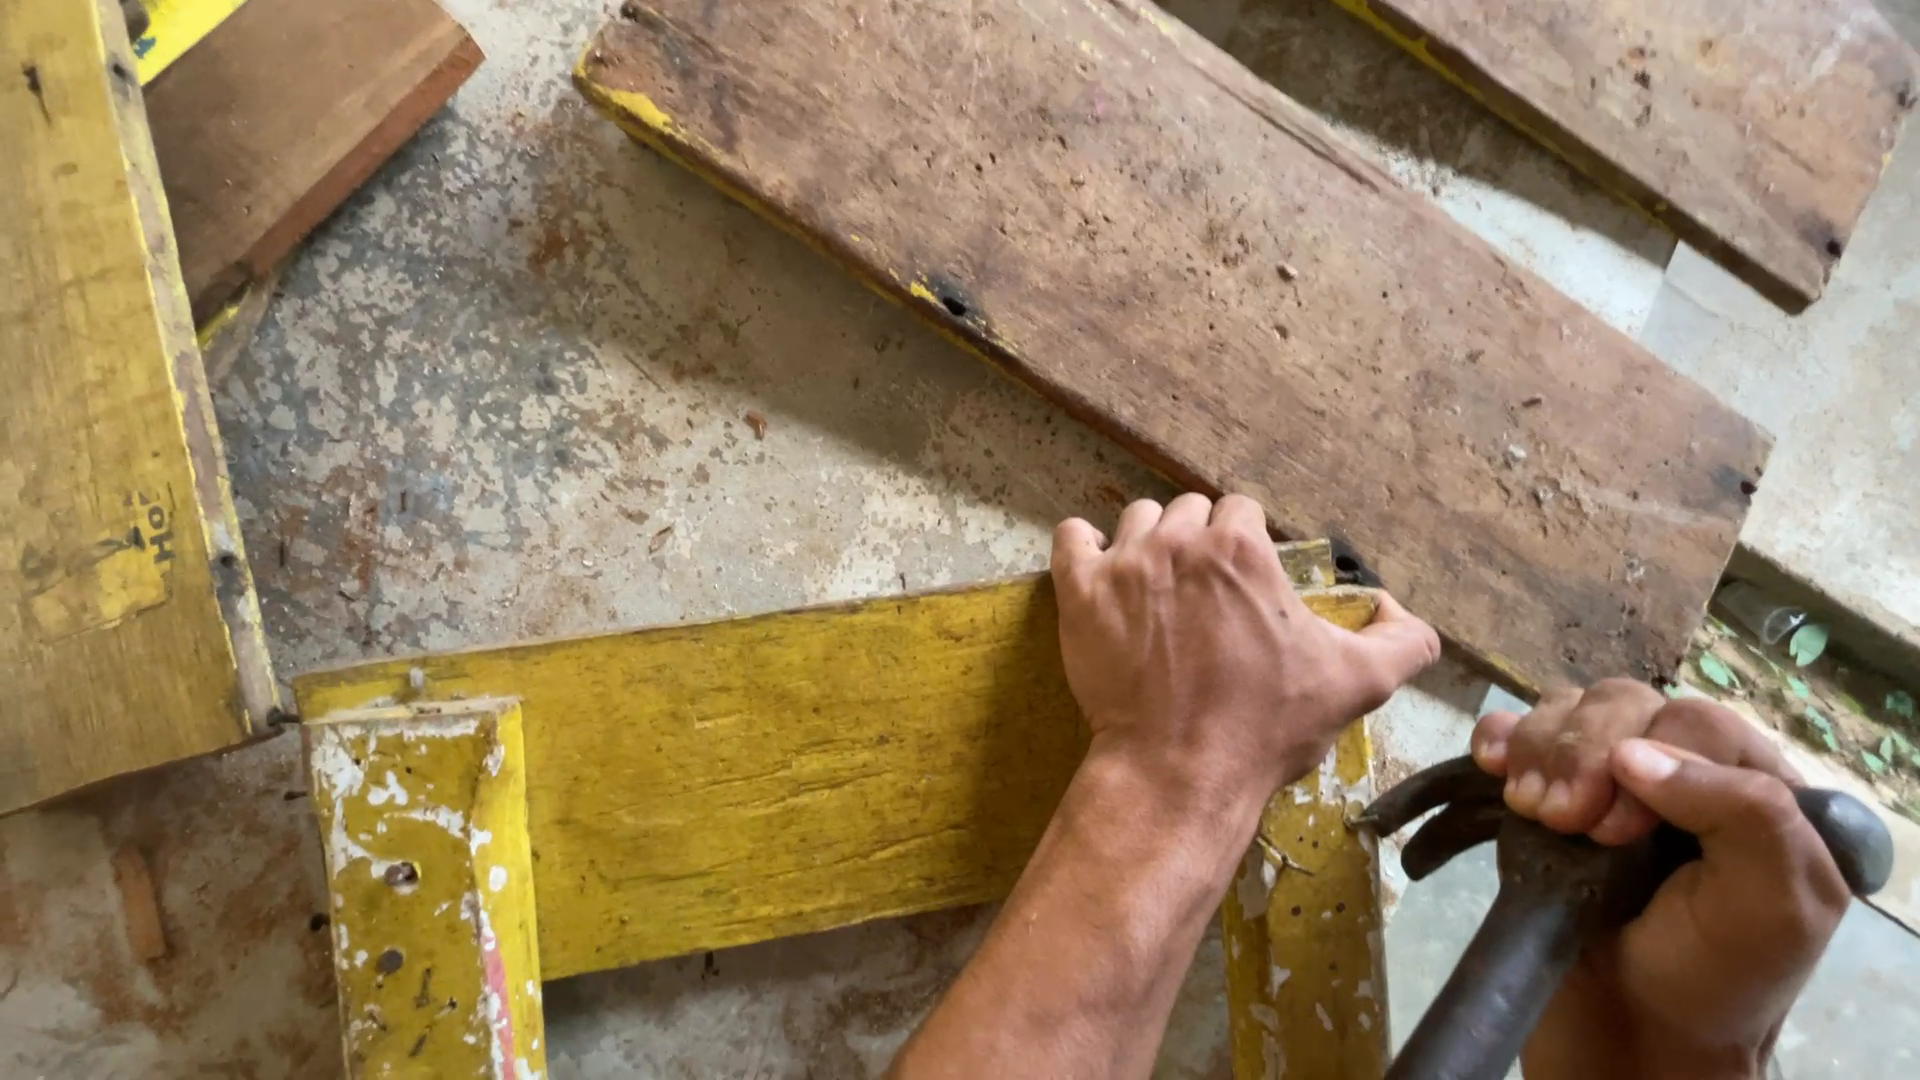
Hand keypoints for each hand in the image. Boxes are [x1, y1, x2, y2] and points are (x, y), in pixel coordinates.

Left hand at [1050, 494, 1439, 821]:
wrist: (1178, 768)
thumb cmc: (1264, 726)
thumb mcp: (1357, 685)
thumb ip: (1400, 641)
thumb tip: (1401, 611)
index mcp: (1242, 549)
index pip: (1241, 510)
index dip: (1244, 543)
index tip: (1241, 582)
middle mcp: (1180, 541)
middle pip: (1188, 511)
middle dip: (1197, 541)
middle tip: (1199, 592)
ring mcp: (1123, 562)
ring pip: (1135, 519)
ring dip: (1147, 541)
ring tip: (1153, 585)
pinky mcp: (1079, 589)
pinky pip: (1070, 537)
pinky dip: (1082, 545)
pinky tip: (1097, 569)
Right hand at [1472, 684, 1852, 1078]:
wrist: (1623, 1014)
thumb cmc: (1708, 969)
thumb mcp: (1770, 907)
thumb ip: (1746, 816)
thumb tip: (1634, 753)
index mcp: (1750, 785)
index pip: (1693, 721)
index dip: (1648, 760)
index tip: (1612, 829)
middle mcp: (1675, 764)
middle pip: (1619, 702)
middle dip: (1577, 753)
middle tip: (1557, 820)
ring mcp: (1599, 770)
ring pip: (1562, 707)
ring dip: (1535, 750)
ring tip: (1527, 809)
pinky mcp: (1538, 778)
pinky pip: (1510, 726)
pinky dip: (1495, 736)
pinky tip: (1491, 765)